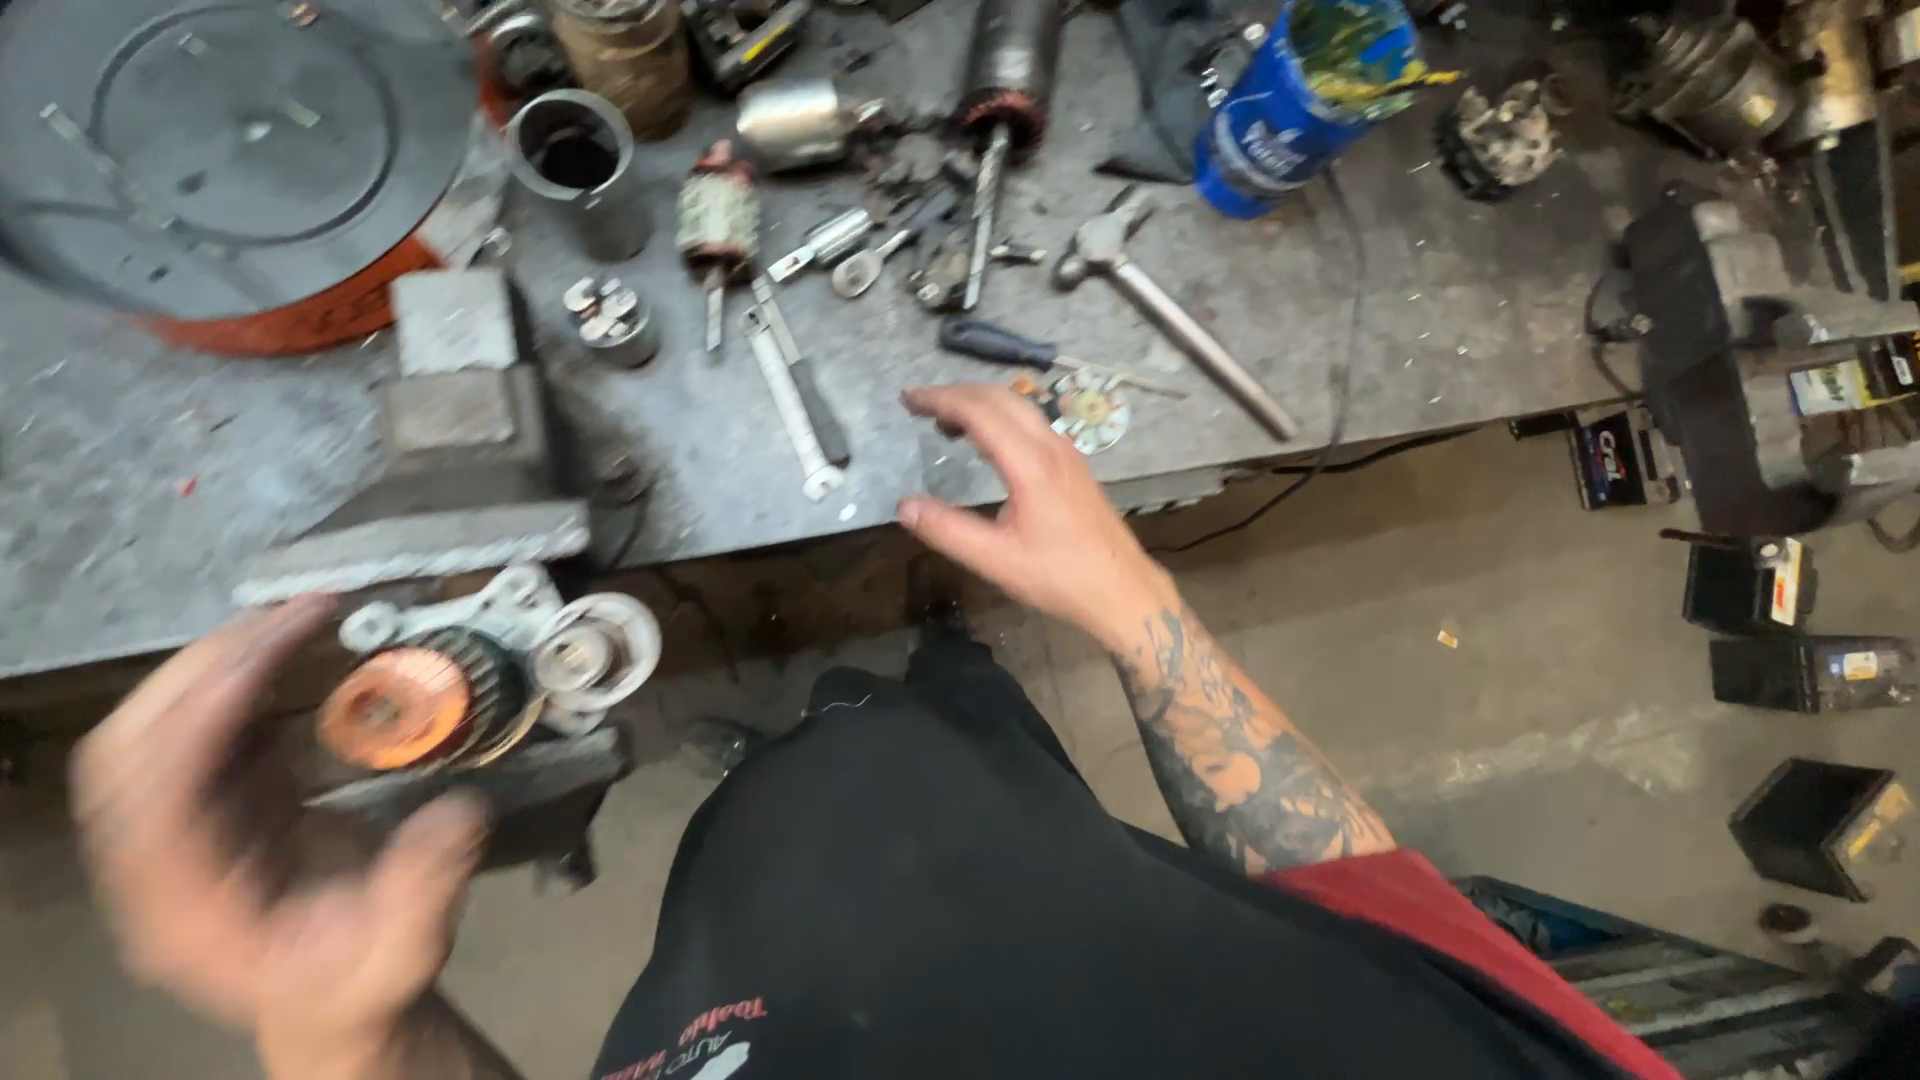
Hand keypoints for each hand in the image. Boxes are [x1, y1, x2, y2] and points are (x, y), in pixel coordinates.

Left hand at [70, 595, 487, 1063]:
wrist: (340, 996)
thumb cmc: (363, 980)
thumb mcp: (404, 950)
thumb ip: (426, 885)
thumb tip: (464, 808)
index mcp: (185, 902)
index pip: (155, 795)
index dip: (201, 718)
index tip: (273, 655)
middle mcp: (164, 857)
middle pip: (135, 747)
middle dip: (206, 668)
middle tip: (297, 614)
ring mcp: (188, 826)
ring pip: (164, 727)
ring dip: (224, 662)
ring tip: (301, 616)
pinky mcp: (225, 803)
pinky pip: (212, 729)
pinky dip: (244, 680)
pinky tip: (295, 651)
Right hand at [897, 384, 1179, 649]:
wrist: (1122, 590)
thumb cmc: (1059, 577)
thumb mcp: (995, 560)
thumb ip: (947, 531)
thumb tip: (905, 506)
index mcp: (1031, 464)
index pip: (979, 412)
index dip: (940, 399)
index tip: (908, 400)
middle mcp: (1051, 447)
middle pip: (1000, 398)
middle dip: (957, 394)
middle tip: (920, 406)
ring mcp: (1067, 454)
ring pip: (1020, 408)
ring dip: (980, 406)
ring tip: (945, 425)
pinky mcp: (1073, 466)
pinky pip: (1032, 425)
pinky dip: (1000, 421)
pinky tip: (986, 446)